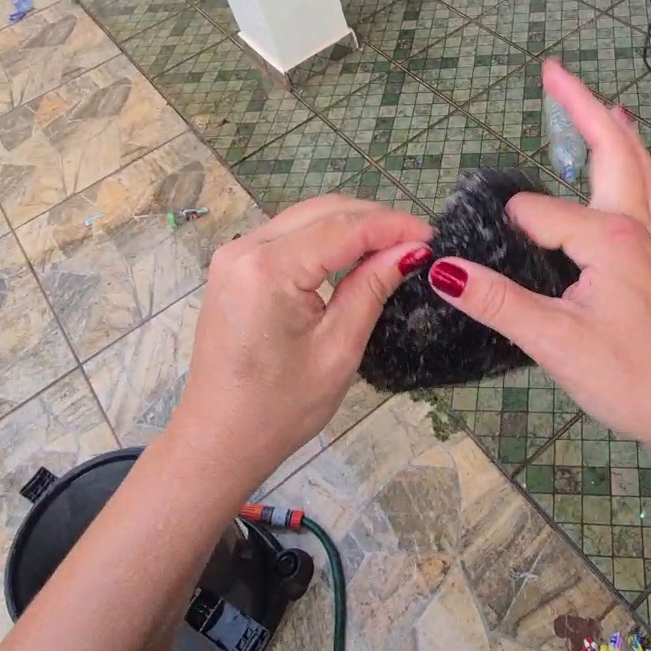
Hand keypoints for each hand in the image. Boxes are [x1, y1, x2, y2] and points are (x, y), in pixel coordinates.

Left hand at [171, 196, 431, 483]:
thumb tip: (414, 250)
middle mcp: (244, 248)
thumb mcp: (339, 349)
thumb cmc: (281, 408)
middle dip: (374, 220)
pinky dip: (327, 237)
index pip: (342, 228)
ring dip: (352, 225)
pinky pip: (290, 234)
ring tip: (394, 247)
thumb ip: (373, 288)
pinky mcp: (235, 265)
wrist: (218, 439)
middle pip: (323, 211)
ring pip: (307, 217)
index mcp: (268, 270)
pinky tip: (356, 253)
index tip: (432, 235)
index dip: (392, 226)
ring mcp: (234, 253)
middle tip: (418, 242)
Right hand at [423, 59, 650, 456]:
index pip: (540, 214)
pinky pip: (647, 197)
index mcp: (609, 239)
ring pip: (640, 172)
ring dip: (618, 133)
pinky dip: (635, 169)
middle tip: (553, 71)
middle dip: (580, 108)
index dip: (509, 231)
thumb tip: (442, 269)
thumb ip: (498, 301)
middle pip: (612, 152)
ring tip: (607, 107)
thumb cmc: (631, 377)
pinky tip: (628, 178)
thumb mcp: (555, 342)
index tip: (483, 261)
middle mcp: (635, 229)